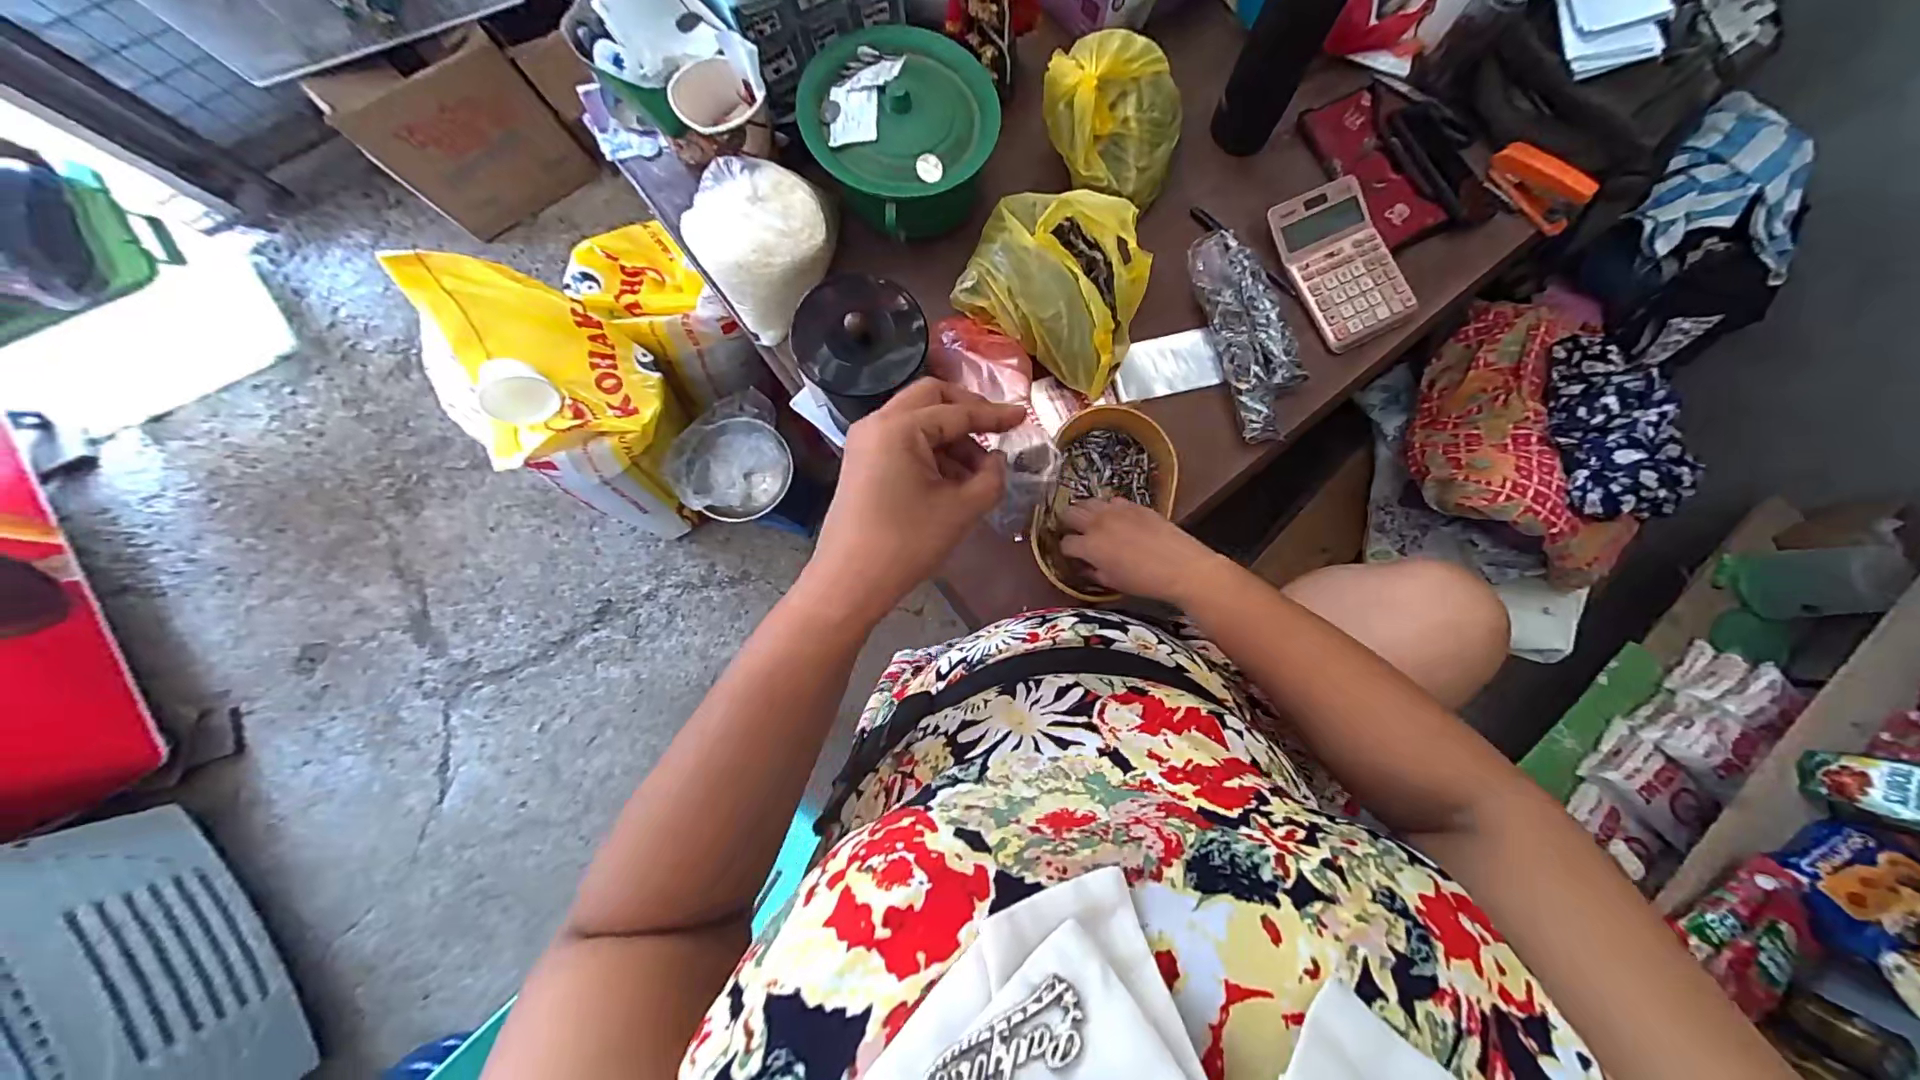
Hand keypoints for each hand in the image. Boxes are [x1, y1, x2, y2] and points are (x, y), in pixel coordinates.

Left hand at [802, 379, 1024, 620]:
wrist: (850, 581)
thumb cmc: (907, 544)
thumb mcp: (962, 509)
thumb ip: (991, 477)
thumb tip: (996, 459)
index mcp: (899, 427)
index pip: (956, 411)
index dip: (994, 414)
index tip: (1023, 416)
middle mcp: (877, 423)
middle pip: (930, 398)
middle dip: (967, 412)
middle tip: (996, 432)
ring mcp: (864, 442)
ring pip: (917, 420)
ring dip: (950, 437)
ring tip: (977, 473)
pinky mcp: (861, 462)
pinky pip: (902, 441)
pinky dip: (930, 451)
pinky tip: (951, 481)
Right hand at [1058, 497, 1235, 605]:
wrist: (1182, 567)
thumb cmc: (1145, 581)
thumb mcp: (1113, 583)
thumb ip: (1093, 573)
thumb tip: (1085, 567)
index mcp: (1090, 546)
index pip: (1066, 543)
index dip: (1066, 550)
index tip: (1072, 556)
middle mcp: (1098, 523)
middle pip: (1070, 513)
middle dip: (1067, 523)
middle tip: (1074, 533)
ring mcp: (1117, 510)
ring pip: (1088, 501)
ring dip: (1085, 511)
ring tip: (1091, 522)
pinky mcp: (1135, 505)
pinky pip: (1113, 500)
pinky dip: (1109, 508)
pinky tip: (1116, 518)